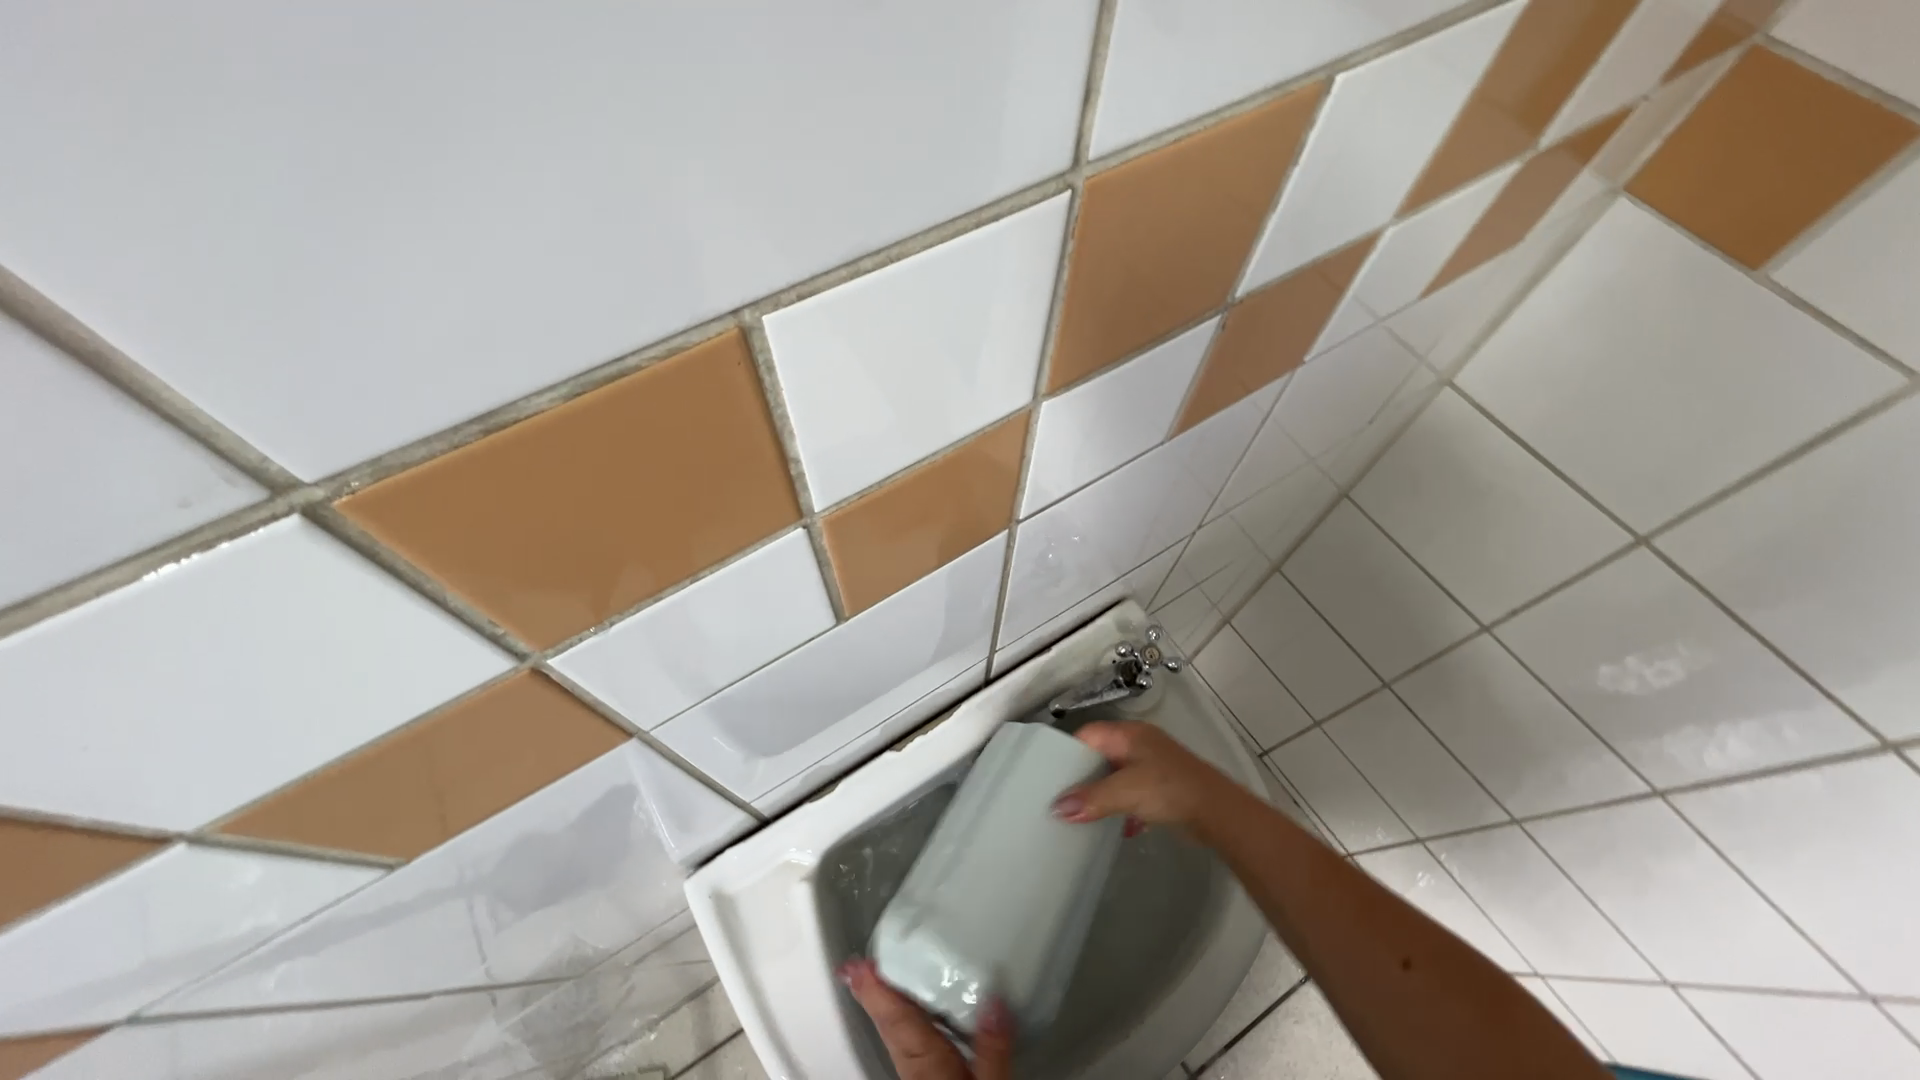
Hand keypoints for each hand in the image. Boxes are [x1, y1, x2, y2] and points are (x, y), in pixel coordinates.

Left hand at [838, 956, 1012, 1079]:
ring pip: (896, 1041)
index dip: (875, 990)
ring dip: (887, 1011)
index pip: (897, 1021)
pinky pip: (907, 1050)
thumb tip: (994, 1001)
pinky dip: (904, 1028)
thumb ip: (994, 1050)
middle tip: (858, 967)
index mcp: (927, 1067)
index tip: (856, 965)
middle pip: (890, 1029)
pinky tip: (911, 1020)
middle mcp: (914, 1074)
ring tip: (876, 983)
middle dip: (874, 996)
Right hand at [1050, 720, 1238, 829]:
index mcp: (1129, 735)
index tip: (1049, 774)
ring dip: (1101, 795)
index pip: (1088, 735)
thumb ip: (1092, 798)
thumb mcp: (1126, 791)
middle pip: (1099, 757)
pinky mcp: (1161, 788)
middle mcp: (1139, 745)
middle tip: (1060, 798)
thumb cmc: (1170, 789)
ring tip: (1080, 815)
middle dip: (1082, 777)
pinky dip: (1121, 807)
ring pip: (1115, 777)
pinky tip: (1116, 827)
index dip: (1068, 752)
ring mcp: (1151, 766)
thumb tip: (1058, 808)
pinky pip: (1130, 794)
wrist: (1217, 812)